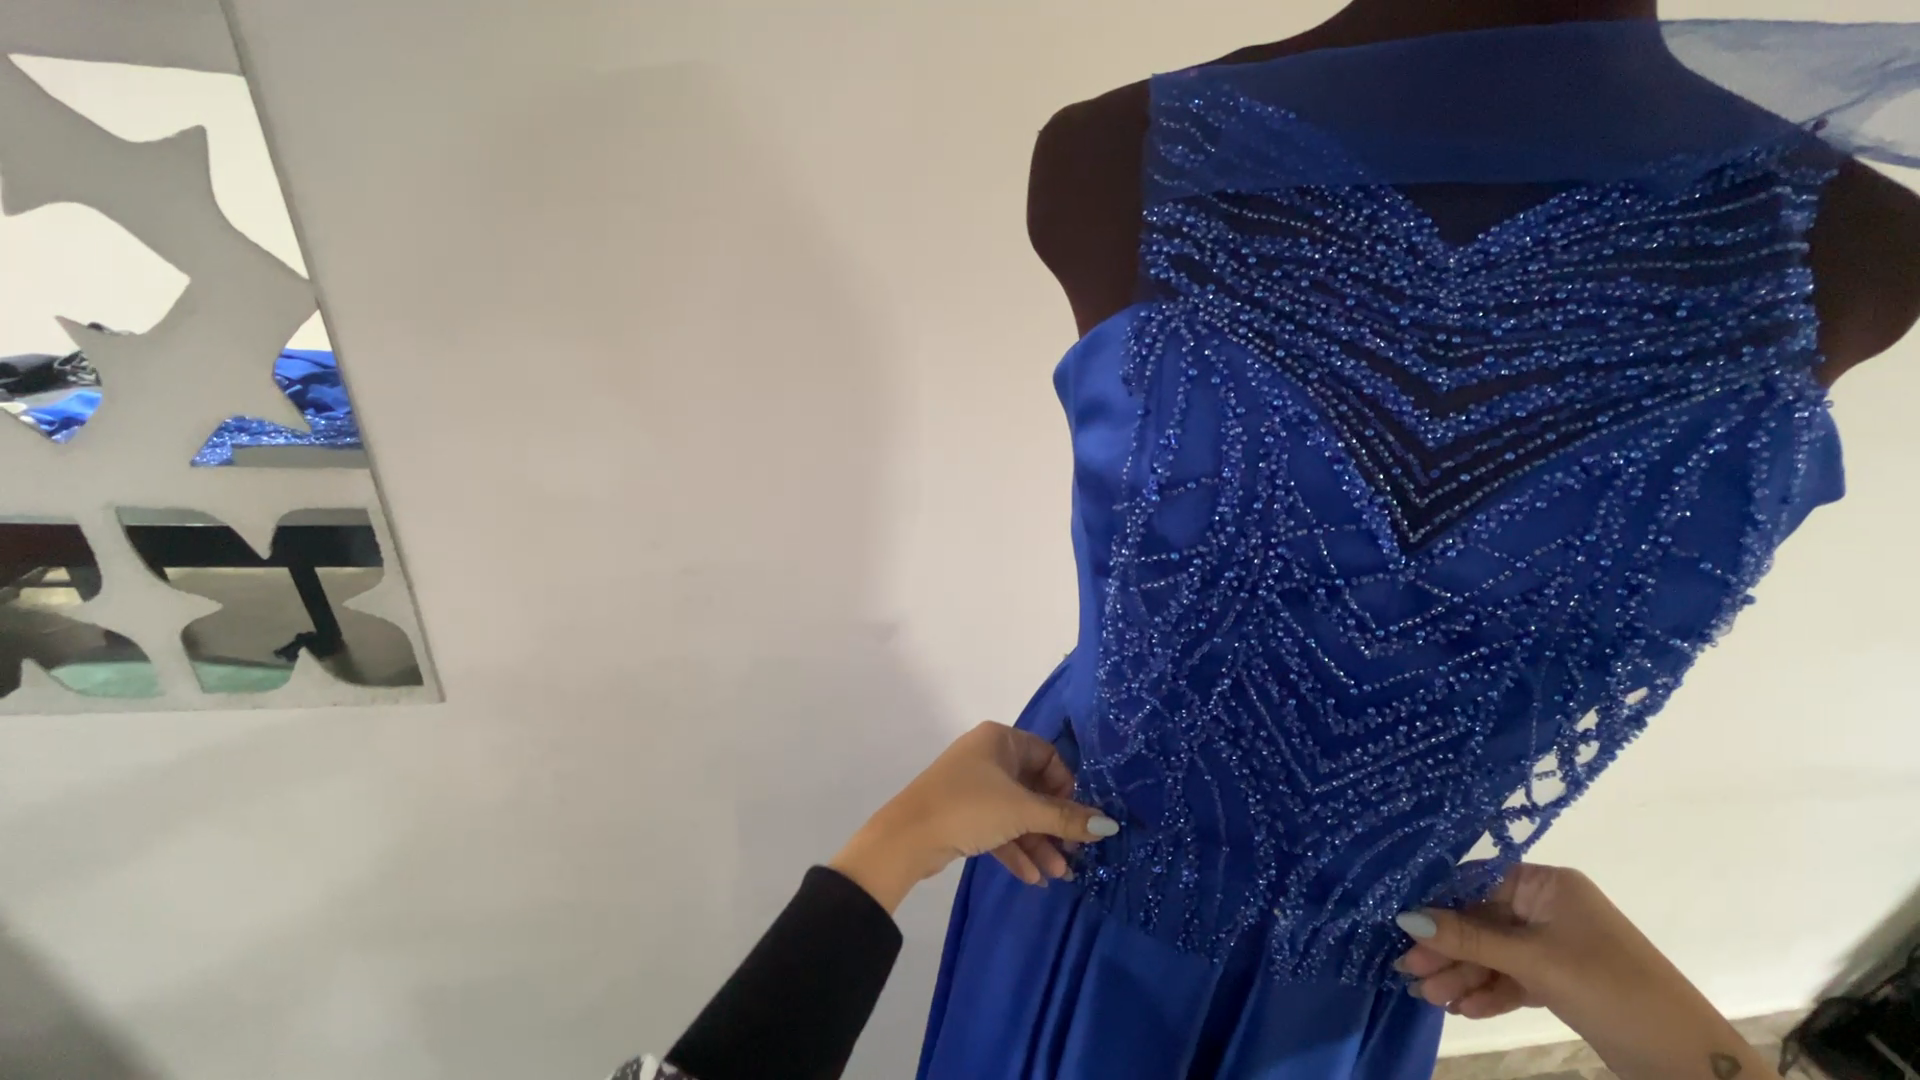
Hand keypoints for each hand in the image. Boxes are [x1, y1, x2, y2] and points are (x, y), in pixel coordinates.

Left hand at [829, 722, 1119, 913]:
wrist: (906, 837)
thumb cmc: (969, 807)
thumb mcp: (1022, 812)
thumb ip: (1066, 818)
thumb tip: (1109, 824)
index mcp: (1000, 739)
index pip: (1048, 756)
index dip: (1067, 787)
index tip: (1079, 818)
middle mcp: (988, 756)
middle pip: (1034, 788)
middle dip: (1054, 825)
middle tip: (1074, 854)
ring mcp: (974, 786)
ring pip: (1017, 813)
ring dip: (1038, 843)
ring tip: (1057, 875)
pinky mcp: (963, 814)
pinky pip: (998, 828)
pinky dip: (1015, 849)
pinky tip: (1033, 878)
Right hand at [1395, 863, 1673, 1019]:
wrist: (1691, 1063)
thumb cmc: (1612, 989)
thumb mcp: (1534, 962)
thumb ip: (1468, 938)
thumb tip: (1405, 917)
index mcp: (1548, 885)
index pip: (1475, 883)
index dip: (1436, 905)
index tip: (1400, 927)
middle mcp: (1549, 907)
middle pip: (1479, 921)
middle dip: (1446, 950)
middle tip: (1409, 972)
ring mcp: (1555, 944)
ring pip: (1492, 953)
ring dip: (1462, 975)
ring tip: (1431, 999)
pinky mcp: (1560, 979)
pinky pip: (1511, 976)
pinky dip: (1488, 991)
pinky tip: (1465, 1008)